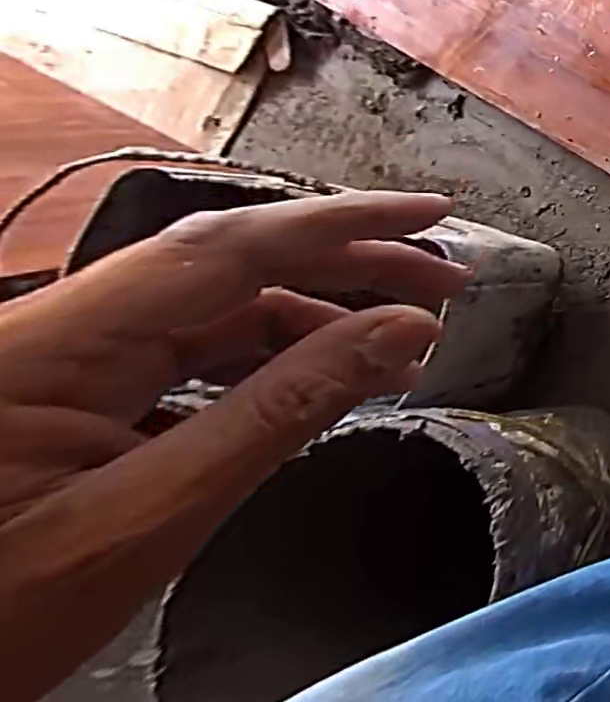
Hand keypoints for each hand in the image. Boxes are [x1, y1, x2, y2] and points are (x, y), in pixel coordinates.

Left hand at [0, 191, 468, 701]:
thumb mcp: (150, 514)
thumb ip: (289, 406)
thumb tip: (410, 327)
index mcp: (44, 348)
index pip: (225, 247)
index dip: (343, 220)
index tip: (433, 212)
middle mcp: (51, 334)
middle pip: (236, 268)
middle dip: (355, 267)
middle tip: (447, 286)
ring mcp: (59, 363)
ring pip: (225, 311)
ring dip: (326, 322)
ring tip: (402, 352)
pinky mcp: (70, 395)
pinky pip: (201, 353)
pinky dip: (282, 361)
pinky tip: (332, 384)